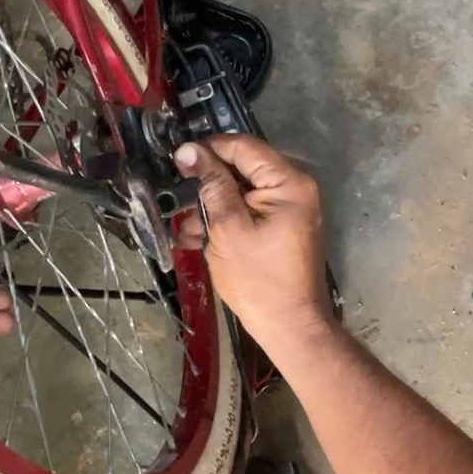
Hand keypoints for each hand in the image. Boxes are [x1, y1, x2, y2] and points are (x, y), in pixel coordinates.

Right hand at [174, 135, 334, 346]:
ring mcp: (289, 209)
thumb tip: (190, 150)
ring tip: (187, 232)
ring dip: (211, 209)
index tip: (177, 161)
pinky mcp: (281, 227)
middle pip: (242, 170)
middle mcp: (295, 188)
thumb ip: (212, 185)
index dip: (209, 150)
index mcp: (289, 183)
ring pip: (241, 193)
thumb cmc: (259, 279)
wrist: (289, 326)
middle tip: (178, 201)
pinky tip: (198, 240)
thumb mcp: (228, 228)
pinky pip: (249, 212)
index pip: (244, 147)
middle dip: (207, 186)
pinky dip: (225, 222)